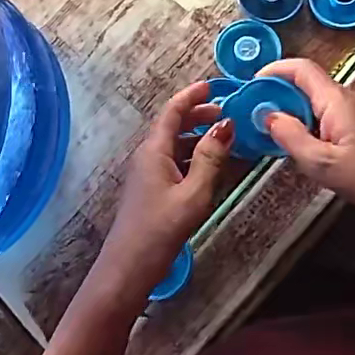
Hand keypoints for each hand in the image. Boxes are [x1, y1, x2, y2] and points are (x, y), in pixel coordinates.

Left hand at [84, 81, 233, 314]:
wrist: (128, 269)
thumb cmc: (160, 230)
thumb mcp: (193, 193)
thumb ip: (211, 158)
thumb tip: (226, 125)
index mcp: (154, 151)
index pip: (172, 112)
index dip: (192, 96)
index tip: (213, 85)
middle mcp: (148, 157)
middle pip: (173, 126)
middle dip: (199, 115)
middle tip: (227, 113)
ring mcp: (148, 175)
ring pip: (175, 146)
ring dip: (198, 138)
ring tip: (226, 138)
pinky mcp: (152, 191)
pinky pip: (174, 164)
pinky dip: (194, 158)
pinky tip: (212, 167)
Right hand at [256, 58, 354, 235]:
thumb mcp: (323, 164)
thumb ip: (291, 137)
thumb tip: (268, 116)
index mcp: (338, 100)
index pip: (301, 69)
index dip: (273, 70)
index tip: (250, 86)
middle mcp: (349, 99)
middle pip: (307, 85)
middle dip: (279, 97)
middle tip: (255, 119)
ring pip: (318, 103)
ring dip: (294, 114)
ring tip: (274, 137)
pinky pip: (330, 117)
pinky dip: (310, 125)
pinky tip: (304, 148)